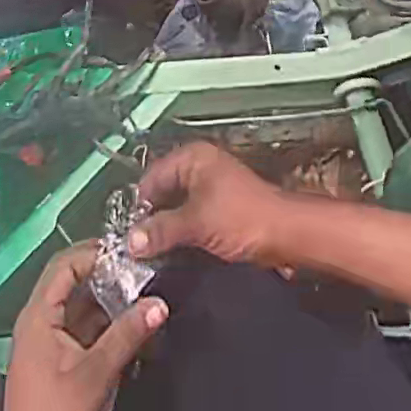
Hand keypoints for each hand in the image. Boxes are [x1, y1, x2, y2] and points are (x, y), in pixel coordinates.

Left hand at [5, 243, 166, 410]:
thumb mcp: (94, 376)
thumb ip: (126, 335)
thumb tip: (157, 304)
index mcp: (37, 317)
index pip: (63, 265)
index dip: (93, 252)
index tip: (125, 249)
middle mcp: (40, 325)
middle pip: (74, 285)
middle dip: (108, 277)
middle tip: (140, 270)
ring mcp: (50, 346)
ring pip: (83, 309)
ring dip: (112, 303)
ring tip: (143, 296)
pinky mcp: (62, 366)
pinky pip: (86, 333)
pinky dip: (108, 327)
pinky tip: (134, 328)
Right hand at [131, 142, 297, 265]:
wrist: (286, 235)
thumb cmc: (242, 218)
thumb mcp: (196, 223)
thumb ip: (161, 230)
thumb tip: (129, 242)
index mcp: (193, 157)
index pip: (152, 176)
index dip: (138, 204)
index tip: (125, 233)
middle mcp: (200, 167)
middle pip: (163, 191)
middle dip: (150, 218)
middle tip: (134, 246)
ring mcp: (211, 188)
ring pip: (176, 207)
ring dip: (165, 229)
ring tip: (149, 253)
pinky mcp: (219, 209)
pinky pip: (190, 218)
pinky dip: (180, 233)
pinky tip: (170, 253)